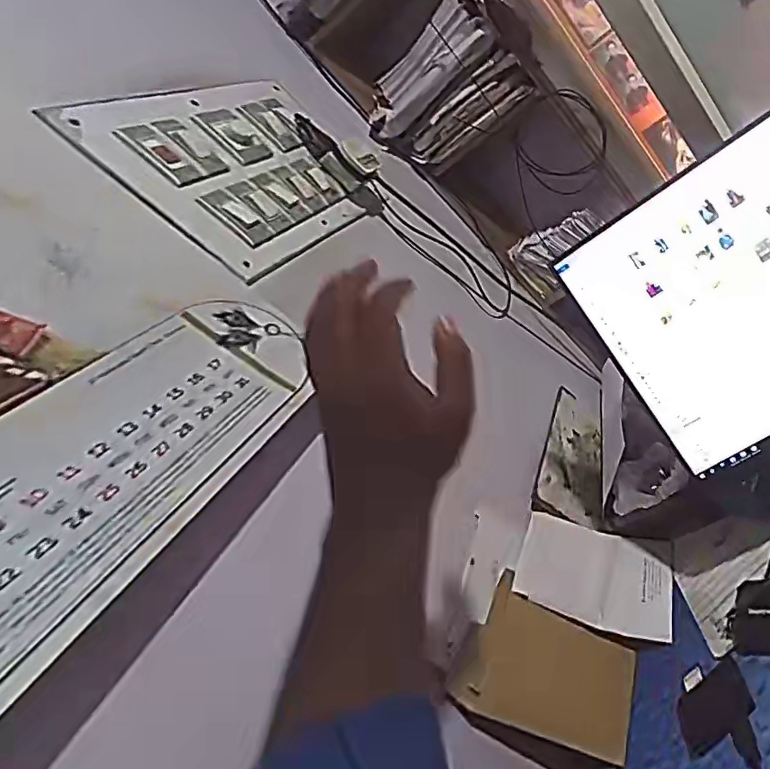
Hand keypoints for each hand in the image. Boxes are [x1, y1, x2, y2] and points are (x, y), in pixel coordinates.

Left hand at [304, 261, 475, 528]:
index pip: (377, 314)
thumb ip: (456, 363)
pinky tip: (329, 317)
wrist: (380, 502)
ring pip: (316, 327)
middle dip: (351, 282)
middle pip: (337, 312)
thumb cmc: (420, 461)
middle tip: (368, 266)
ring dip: (328, 297)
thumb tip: (446, 325)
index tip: (406, 285)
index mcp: (382, 374)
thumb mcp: (458, 413)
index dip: (391, 291)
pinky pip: (311, 346)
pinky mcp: (321, 395)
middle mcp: (348, 374)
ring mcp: (328, 384)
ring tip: (344, 280)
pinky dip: (318, 322)